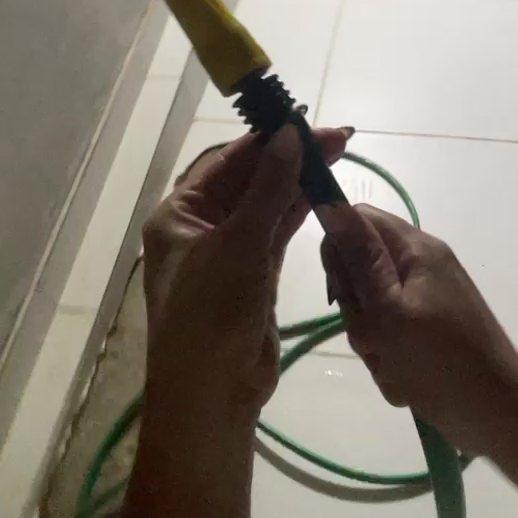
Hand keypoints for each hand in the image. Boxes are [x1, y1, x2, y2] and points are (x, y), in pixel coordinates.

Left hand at [140, 124, 349, 429]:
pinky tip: (323, 190)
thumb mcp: (239, 246)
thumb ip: (269, 189)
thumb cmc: (211, 314)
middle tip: (337, 138)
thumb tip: (290, 135)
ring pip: (267, 203)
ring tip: (338, 155)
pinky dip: (298, 210)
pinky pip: (277, 230)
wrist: (212, 397)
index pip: (227, 162)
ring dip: (298, 181)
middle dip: (290, 157)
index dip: (268, 140)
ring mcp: (228, 250)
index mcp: (179, 214)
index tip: (305, 121)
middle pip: (249, 179)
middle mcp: (200, 226)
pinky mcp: (253, 272)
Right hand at [317, 203, 517, 461]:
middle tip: (375, 337)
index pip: (358, 220)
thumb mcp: (389, 311)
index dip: (337, 250)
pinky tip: (405, 380)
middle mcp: (423, 264)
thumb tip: (329, 200)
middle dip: (357, 309)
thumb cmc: (442, 363)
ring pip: (372, 307)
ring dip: (373, 340)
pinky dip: (390, 357)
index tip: (337, 294)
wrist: (500, 418)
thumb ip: (358, 257)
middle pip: (361, 267)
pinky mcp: (430, 328)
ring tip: (394, 366)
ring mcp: (428, 297)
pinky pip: (390, 333)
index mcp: (417, 248)